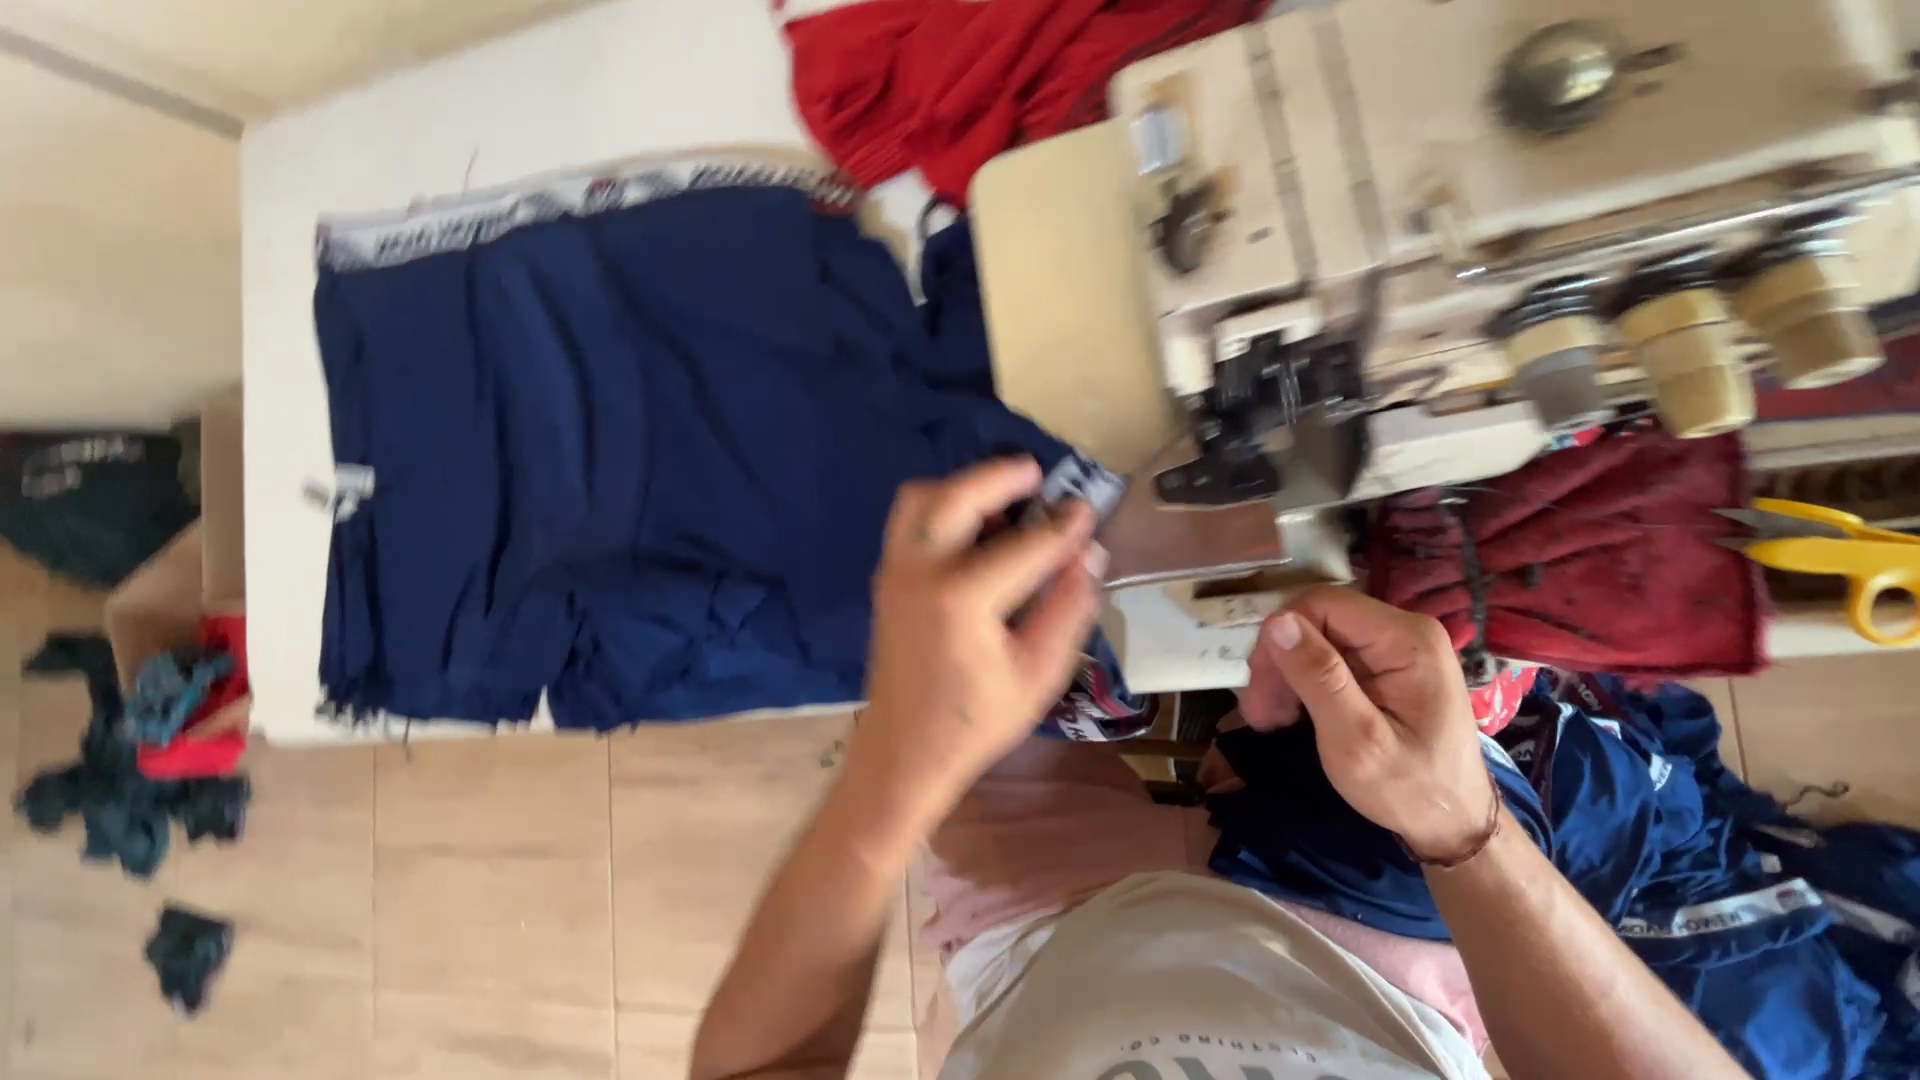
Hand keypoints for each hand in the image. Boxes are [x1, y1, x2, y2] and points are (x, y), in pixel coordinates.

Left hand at [850, 457, 1105, 811]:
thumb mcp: (1039, 673)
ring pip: (920, 499)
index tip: (1086, 510)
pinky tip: (973, 529)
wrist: (904, 751)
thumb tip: (1088, 554)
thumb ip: (1068, 608)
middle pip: (954, 496)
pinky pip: (909, 521)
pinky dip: (940, 508)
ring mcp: (894, 573)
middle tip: (1034, 473)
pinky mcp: (885, 579)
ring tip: (1003, 501)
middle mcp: (919, 572)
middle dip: (998, 476)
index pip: (1023, 545)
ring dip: (962, 488)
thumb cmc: (976, 721)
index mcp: (960, 599)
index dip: (1062, 527)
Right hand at [1240, 586, 1494, 860]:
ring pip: (1315, 638)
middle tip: (1257, 712)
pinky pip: (1328, 656)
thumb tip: (1277, 621)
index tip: (1259, 683)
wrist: (1453, 826)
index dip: (1281, 635)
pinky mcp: (1384, 665)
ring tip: (1269, 719)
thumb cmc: (1409, 789)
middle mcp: (1404, 631)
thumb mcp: (1356, 739)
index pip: (1322, 604)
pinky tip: (1289, 713)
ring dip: (1284, 674)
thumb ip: (1319, 677)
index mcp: (1406, 640)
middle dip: (1279, 661)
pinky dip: (1301, 682)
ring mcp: (1395, 647)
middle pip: (1316, 620)